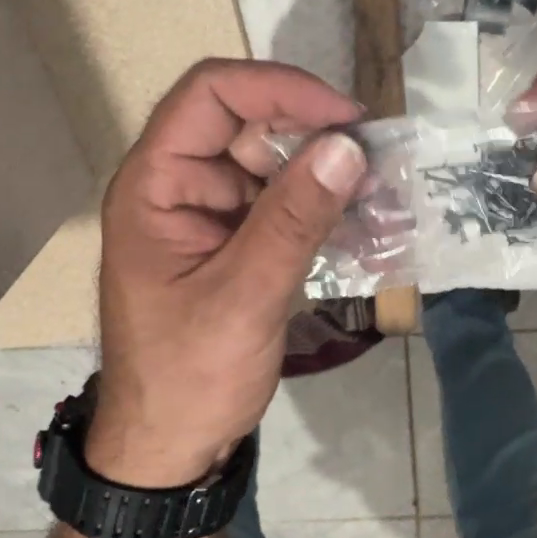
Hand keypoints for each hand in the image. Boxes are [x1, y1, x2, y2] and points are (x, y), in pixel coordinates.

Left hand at [89, 60, 365, 486]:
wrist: (171, 447)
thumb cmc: (189, 377)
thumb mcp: (243, 297)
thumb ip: (293, 220)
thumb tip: (348, 147)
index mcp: (155, 185)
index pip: (211, 96)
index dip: (279, 89)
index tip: (345, 117)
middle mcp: (180, 187)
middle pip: (247, 125)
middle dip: (313, 134)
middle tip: (376, 160)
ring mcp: (210, 215)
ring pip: (272, 164)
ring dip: (325, 173)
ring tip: (381, 193)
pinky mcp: (236, 244)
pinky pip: (282, 206)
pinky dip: (321, 208)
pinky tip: (364, 223)